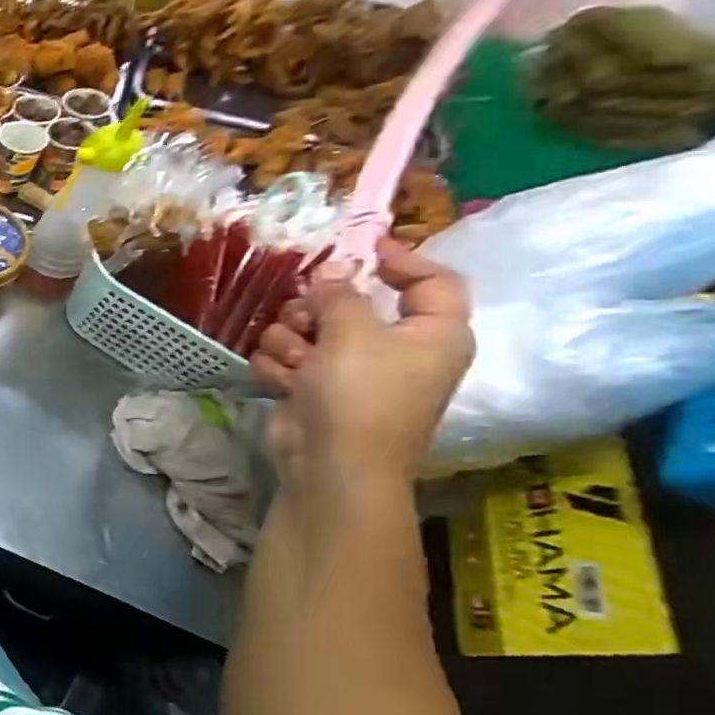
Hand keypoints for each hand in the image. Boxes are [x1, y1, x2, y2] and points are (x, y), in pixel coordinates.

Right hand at [253, 238, 473, 479]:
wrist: (331, 466)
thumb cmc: (360, 394)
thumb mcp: (354, 331)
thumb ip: (340, 292)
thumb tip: (333, 272)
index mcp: (432, 333)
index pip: (434, 281)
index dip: (402, 259)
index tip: (360, 247)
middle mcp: (394, 350)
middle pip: (353, 303)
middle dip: (317, 307)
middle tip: (305, 314)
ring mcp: (350, 371)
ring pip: (309, 329)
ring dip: (292, 341)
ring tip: (295, 362)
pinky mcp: (313, 389)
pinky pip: (290, 359)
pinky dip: (280, 367)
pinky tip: (282, 382)